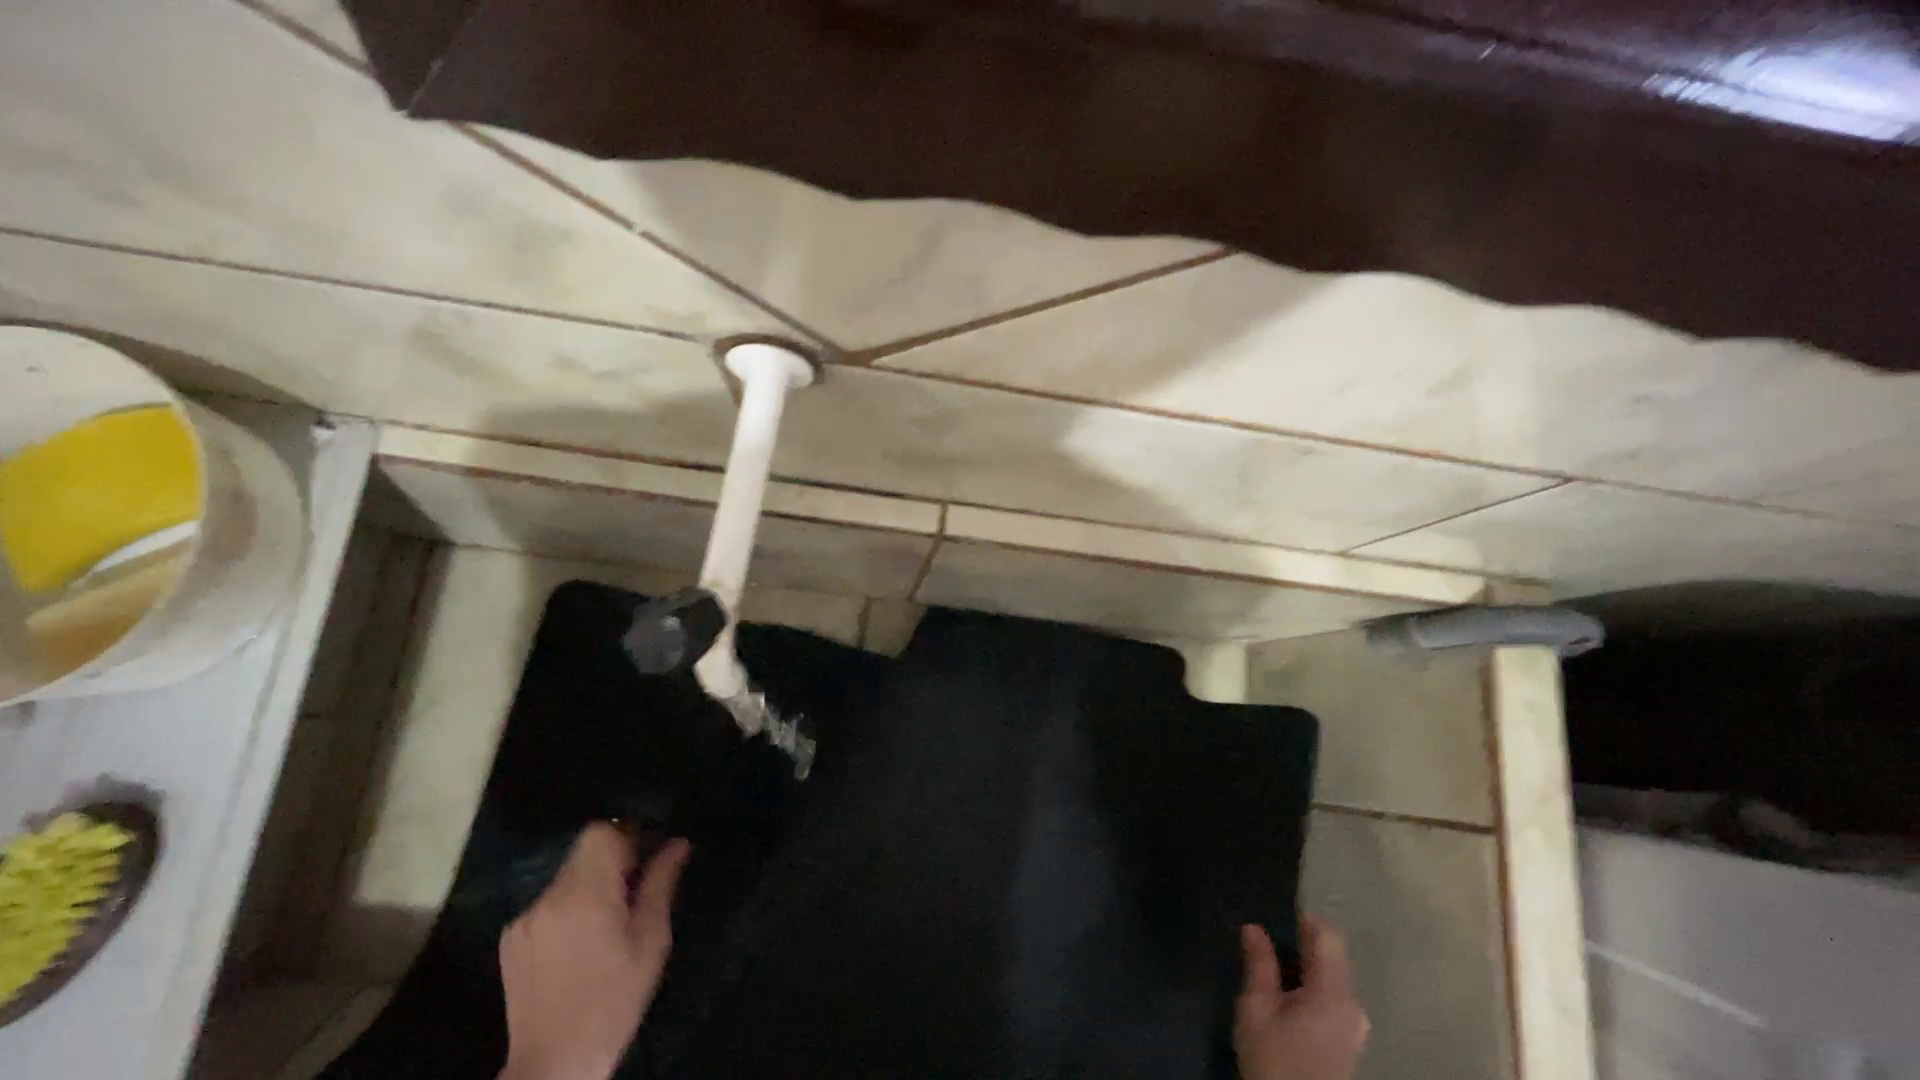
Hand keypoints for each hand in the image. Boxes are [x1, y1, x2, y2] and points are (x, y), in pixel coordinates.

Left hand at [498, 825, 691, 1079]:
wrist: (554, 1061)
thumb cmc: (615, 1001)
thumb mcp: (651, 942)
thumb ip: (661, 885)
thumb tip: (678, 844)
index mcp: (586, 895)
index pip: (600, 832)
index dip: (626, 837)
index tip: (645, 861)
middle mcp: (548, 897)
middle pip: (582, 853)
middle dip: (610, 864)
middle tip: (632, 895)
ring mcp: (524, 918)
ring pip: (565, 879)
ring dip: (588, 888)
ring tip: (605, 928)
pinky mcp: (510, 938)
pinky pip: (546, 905)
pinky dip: (566, 912)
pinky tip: (577, 948)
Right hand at [1233, 915, 1369, 1079]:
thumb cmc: (1274, 1062)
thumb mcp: (1256, 1010)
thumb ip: (1259, 965)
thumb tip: (1254, 927)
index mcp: (1334, 991)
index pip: (1327, 934)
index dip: (1301, 919)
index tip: (1271, 917)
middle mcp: (1354, 1003)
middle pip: (1331, 956)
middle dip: (1299, 946)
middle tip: (1262, 946)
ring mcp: (1356, 1025)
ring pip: (1331, 979)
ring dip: (1304, 969)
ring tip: (1269, 975)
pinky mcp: (1351, 1042)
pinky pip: (1333, 999)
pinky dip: (1311, 990)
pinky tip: (1286, 1002)